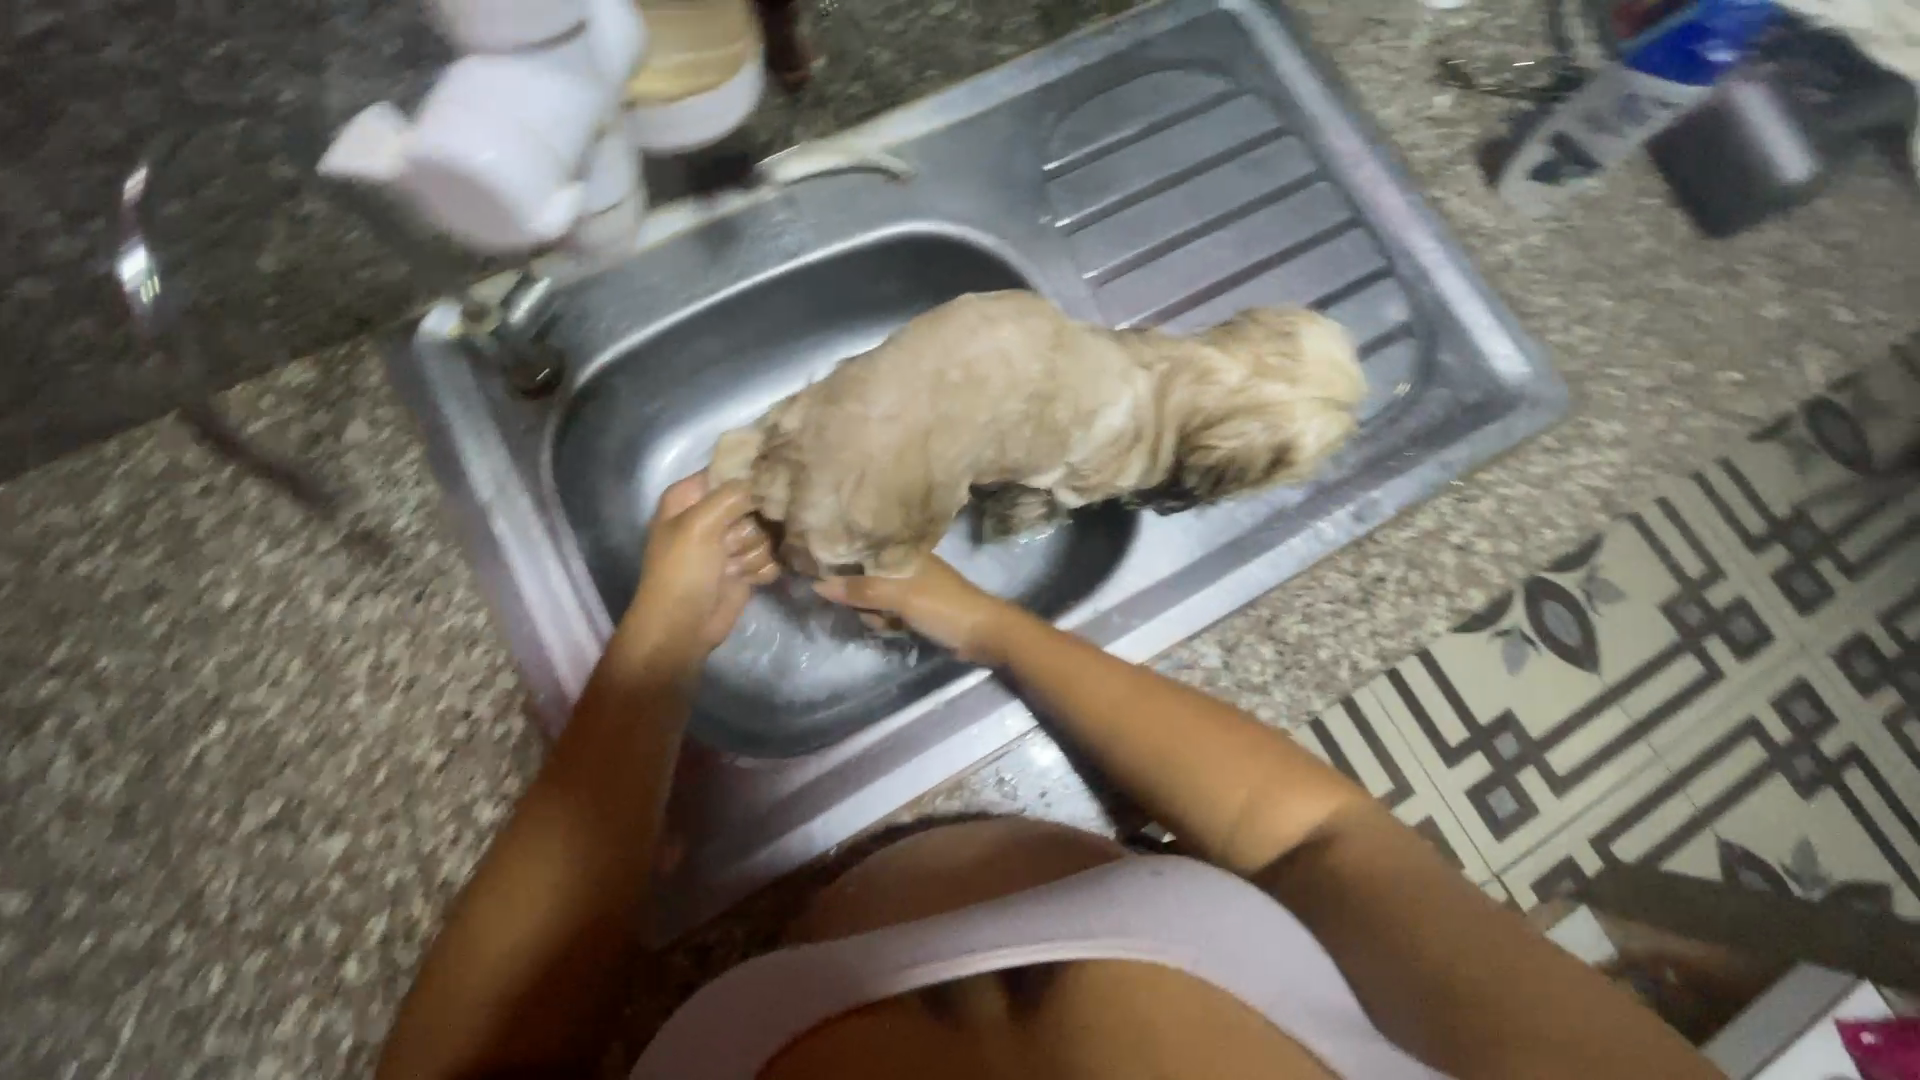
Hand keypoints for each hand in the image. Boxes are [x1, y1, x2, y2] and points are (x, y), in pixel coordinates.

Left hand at [619, 475, 777, 672]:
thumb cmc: (681, 572)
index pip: (730, 471)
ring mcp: (731, 543)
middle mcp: (712, 515)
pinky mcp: (747, 567)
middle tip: (728, 544)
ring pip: (767, 533)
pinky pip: (772, 558)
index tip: (765, 487)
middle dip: (748, 527)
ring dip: (752, 553)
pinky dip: (760, 570)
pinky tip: (743, 580)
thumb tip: (765, 481)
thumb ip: (733, 494)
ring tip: (730, 569)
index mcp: (691, 496)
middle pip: (755, 504)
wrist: (682, 627)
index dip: (748, 478)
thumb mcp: (698, 524)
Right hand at [813, 556, 1016, 664]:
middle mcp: (904, 566)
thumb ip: (861, 590)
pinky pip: (887, 614)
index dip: (842, 561)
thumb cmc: (944, 606)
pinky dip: (887, 623)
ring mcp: (910, 589)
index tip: (819, 571)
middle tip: (869, 609)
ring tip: (888, 623)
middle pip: (863, 578)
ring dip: (874, 615)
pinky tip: (895, 630)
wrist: (984, 635)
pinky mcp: (914, 610)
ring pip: (873, 599)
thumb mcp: (900, 597)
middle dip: (859, 598)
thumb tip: (818, 584)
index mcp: (903, 552)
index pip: (862, 549)